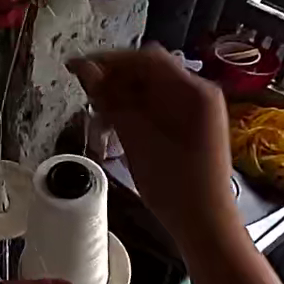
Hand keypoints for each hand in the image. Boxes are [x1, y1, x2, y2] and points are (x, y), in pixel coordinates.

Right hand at [69, 45, 235, 246]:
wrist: (205, 224)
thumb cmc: (176, 186)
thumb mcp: (136, 139)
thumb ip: (111, 100)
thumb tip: (86, 71)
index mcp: (193, 91)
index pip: (145, 58)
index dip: (108, 61)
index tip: (77, 69)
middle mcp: (200, 93)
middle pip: (150, 71)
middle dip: (114, 79)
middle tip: (84, 92)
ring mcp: (199, 110)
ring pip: (153, 89)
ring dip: (123, 96)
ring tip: (97, 114)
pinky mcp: (193, 126)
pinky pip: (161, 106)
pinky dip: (137, 110)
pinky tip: (117, 125)